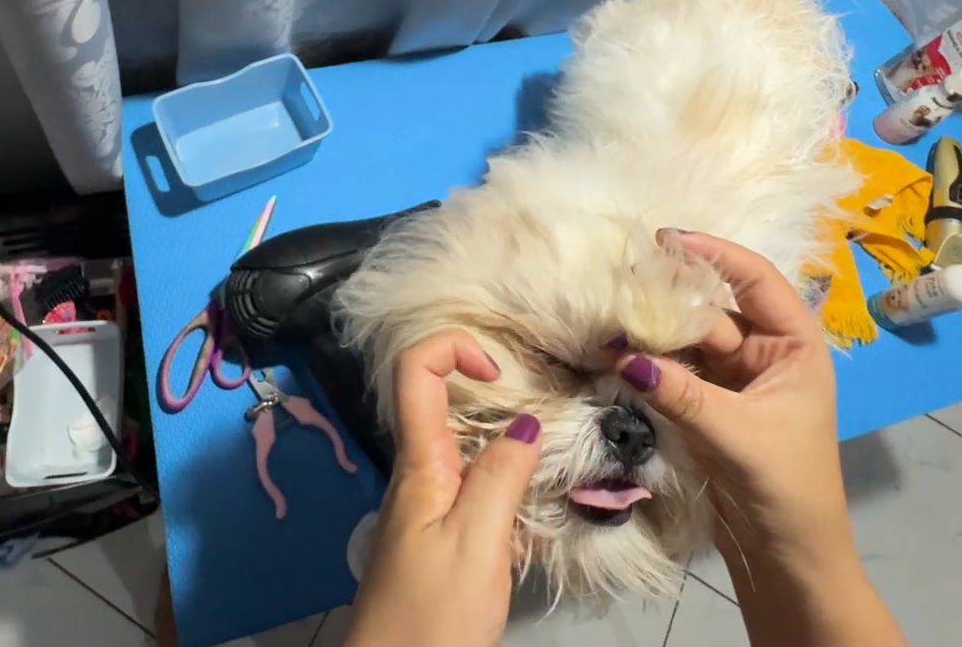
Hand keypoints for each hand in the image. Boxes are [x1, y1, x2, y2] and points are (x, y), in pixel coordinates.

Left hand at [343, 331, 542, 646]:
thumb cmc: (433, 614)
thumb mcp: (478, 543)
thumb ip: (502, 476)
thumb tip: (527, 421)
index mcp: (420, 459)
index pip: (414, 370)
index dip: (451, 347)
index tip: (499, 372)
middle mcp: (418, 467)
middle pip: (437, 395)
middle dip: (485, 386)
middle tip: (537, 404)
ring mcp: (426, 497)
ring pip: (459, 438)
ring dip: (501, 433)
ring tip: (548, 450)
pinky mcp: (438, 527)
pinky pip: (469, 477)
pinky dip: (502, 472)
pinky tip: (531, 497)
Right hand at [611, 230, 848, 571]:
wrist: (787, 557)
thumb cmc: (785, 487)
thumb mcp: (736, 433)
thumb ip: (679, 391)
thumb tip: (622, 354)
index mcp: (795, 346)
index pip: (756, 280)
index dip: (715, 254)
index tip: (667, 238)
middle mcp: (765, 352)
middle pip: (713, 307)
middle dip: (670, 295)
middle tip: (623, 277)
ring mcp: (733, 377)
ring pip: (688, 337)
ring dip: (653, 329)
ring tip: (609, 316)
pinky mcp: (708, 400)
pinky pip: (674, 366)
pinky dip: (648, 359)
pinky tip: (616, 351)